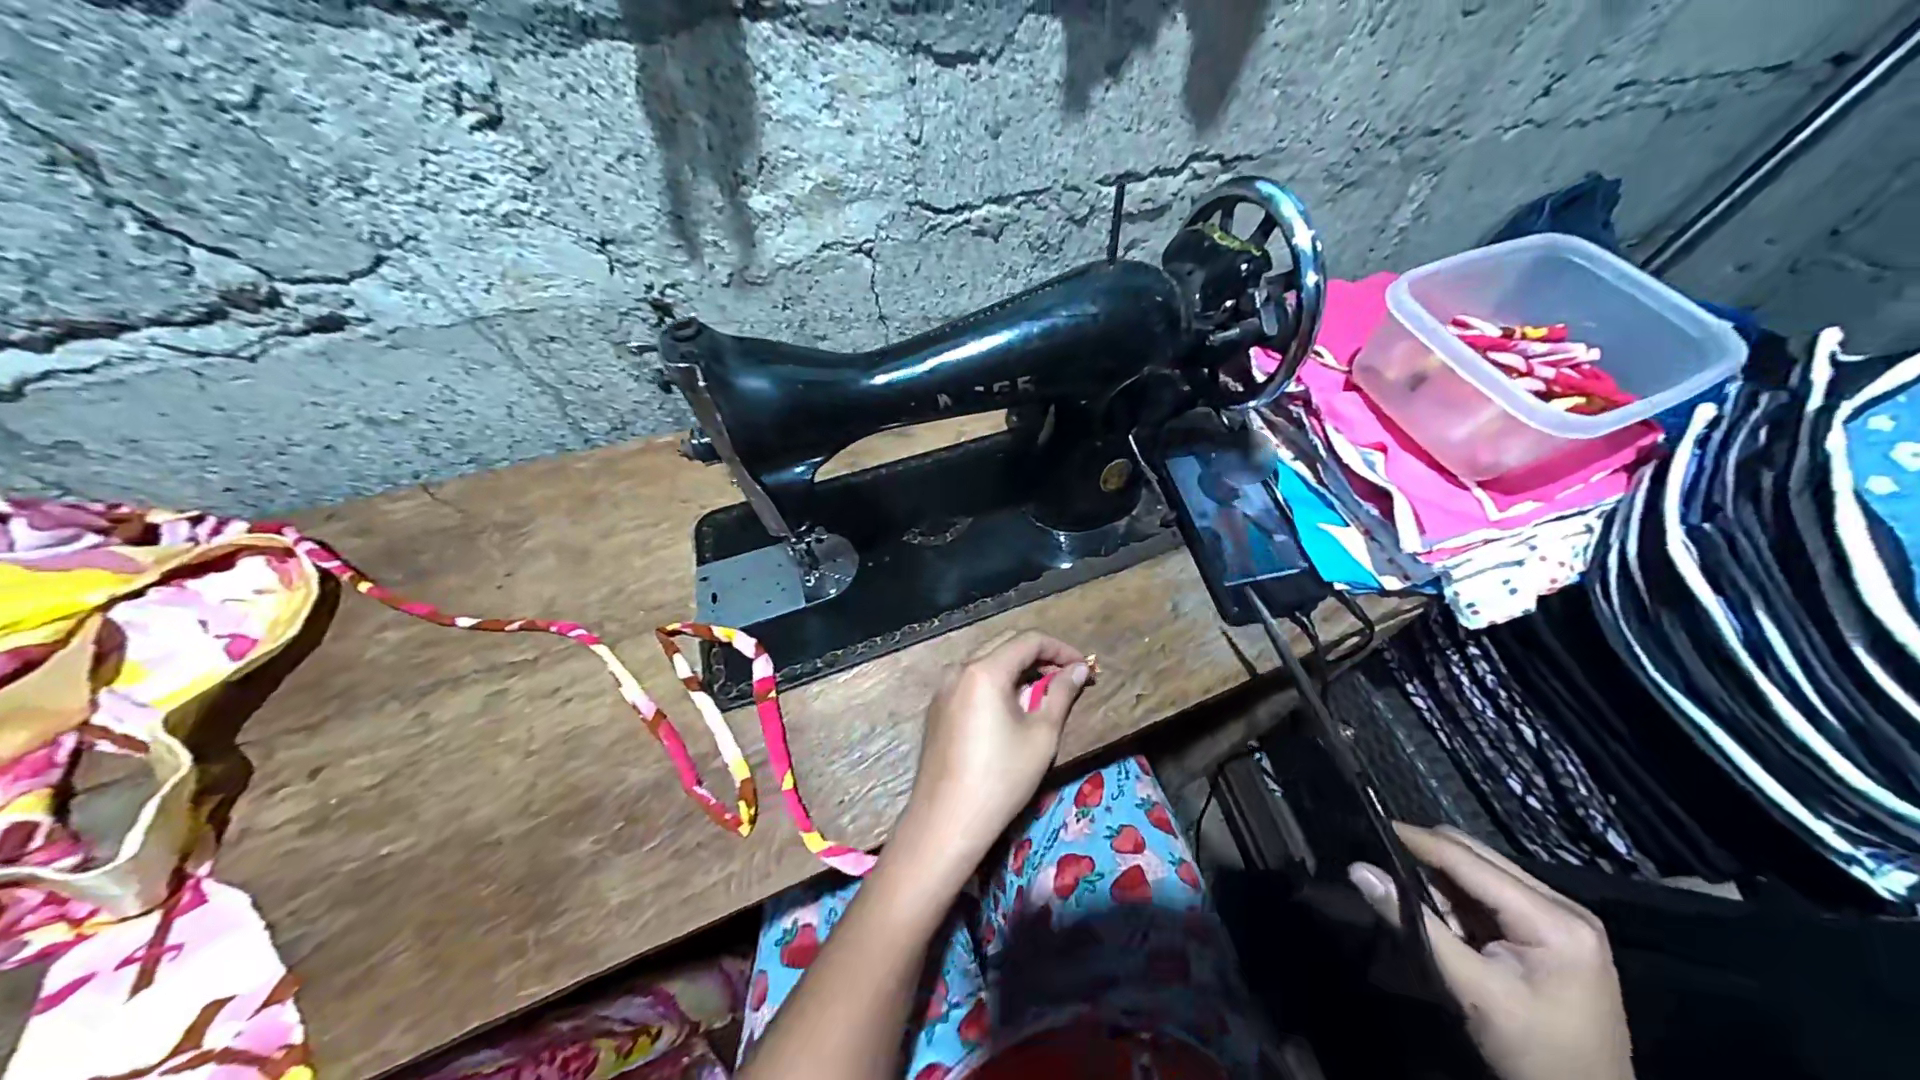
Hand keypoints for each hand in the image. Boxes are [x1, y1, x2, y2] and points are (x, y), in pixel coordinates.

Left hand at [892, 631, 1090, 882]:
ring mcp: (942, 690)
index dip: (1061, 649)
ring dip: (1017, 671)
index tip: (1084, 669)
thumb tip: (1078, 669)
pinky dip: (996, 685)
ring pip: (986, 664)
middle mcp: (958, 670)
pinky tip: (1011, 711)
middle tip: (1068, 679)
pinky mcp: (936, 710)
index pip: (1028, 640)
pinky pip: (971, 683)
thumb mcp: (1041, 735)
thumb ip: (1060, 693)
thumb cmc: (1001, 778)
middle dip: (1040, 657)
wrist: (946, 822)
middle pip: (1005, 646)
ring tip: (1043, 696)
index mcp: (984, 670)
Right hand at [1349, 824, 1632, 1079]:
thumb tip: (1358, 870)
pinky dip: (1458, 901)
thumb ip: (1415, 923)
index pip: (1468, 860)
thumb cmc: (1535, 1050)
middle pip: (1477, 857)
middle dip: (1427, 859)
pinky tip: (1441, 918)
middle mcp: (1562, 906)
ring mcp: (1561, 918)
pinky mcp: (1552, 932)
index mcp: (1554, 919)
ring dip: (1441, 882)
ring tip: (1408, 898)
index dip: (1417, 841)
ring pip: (1480, 873)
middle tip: (1381, 864)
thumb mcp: (1472, 988)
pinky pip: (1491, 896)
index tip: (1371, 825)